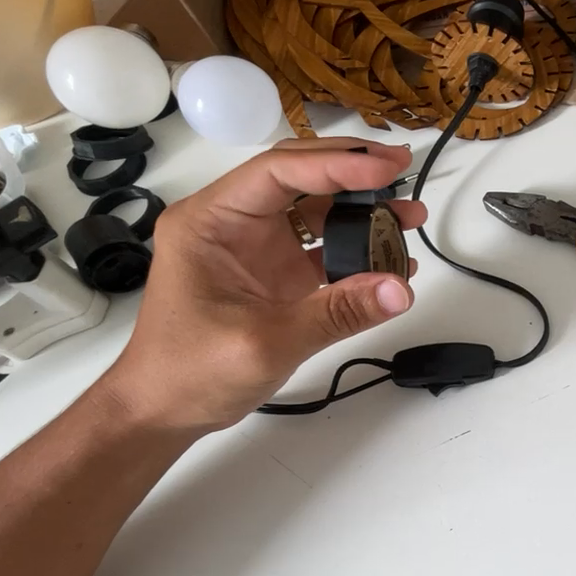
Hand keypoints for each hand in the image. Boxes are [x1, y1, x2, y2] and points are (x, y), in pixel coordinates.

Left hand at [97, 137, 427, 432]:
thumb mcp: (268, 342)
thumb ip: (338, 313)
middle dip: (353, 170)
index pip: (279, 173)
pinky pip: (326, 247)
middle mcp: (234, 224)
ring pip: (318, 209)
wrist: (165, 410)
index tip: (387, 169)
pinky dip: (361, 249)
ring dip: (364, 209)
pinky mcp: (278, 272)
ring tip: (410, 214)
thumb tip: (401, 288)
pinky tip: (394, 259)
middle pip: (300, 178)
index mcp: (211, 222)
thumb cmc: (191, 372)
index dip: (336, 165)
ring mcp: (258, 247)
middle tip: (403, 167)